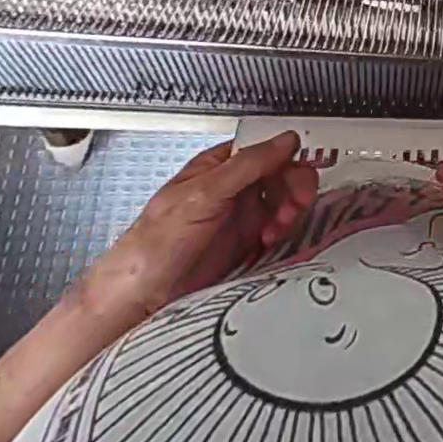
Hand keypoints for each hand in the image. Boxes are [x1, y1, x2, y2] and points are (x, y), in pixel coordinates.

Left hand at [77, 132, 317, 326]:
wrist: (140, 300)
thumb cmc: (155, 244)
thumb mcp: (203, 194)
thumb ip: (246, 164)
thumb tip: (285, 140)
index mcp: (220, 167)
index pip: (266, 149)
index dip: (287, 157)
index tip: (302, 169)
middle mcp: (234, 189)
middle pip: (282, 175)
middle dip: (294, 186)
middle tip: (296, 202)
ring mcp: (242, 218)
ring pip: (285, 203)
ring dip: (291, 211)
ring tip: (280, 225)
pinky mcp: (248, 246)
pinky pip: (281, 232)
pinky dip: (285, 234)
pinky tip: (272, 241)